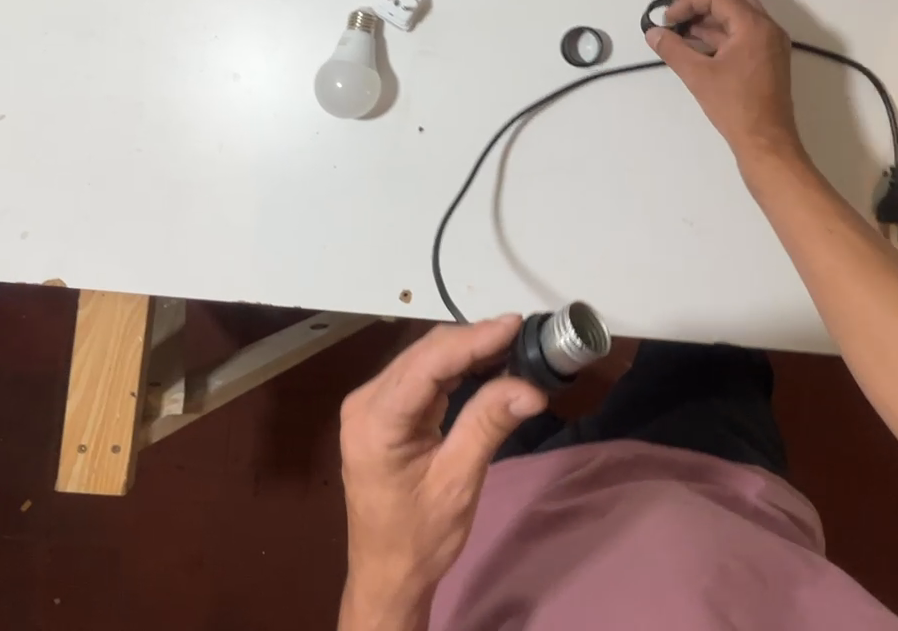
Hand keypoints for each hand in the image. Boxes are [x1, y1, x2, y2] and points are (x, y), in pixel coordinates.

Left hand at [338, 316, 545, 628]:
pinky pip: (423, 374)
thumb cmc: (419, 537)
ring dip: (468, 348)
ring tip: (512, 342)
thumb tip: (530, 387)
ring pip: (425, 358)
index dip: (473, 339)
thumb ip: (487, 426)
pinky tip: (486, 360)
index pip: (428, 364)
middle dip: (474, 339)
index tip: (514, 324)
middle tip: (523, 332)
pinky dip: (457, 365)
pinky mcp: (384, 408)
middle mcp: (366, 401)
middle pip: (425, 354)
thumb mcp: (458, 484)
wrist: (388, 574)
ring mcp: (371, 402)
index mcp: (375, 421)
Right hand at [646, 0, 805, 163]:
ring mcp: (769, 43)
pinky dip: (718, 32)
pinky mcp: (766, 57)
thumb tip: (652, 33)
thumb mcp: (697, 76)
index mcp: (754, 27)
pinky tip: (695, 42)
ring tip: (679, 27)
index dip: (689, 0)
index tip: (666, 16)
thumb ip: (673, 49)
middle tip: (673, 10)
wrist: (766, 141)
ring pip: (737, 14)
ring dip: (708, 16)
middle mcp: (767, 28)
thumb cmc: (734, 107)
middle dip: (700, 0)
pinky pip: (741, 32)